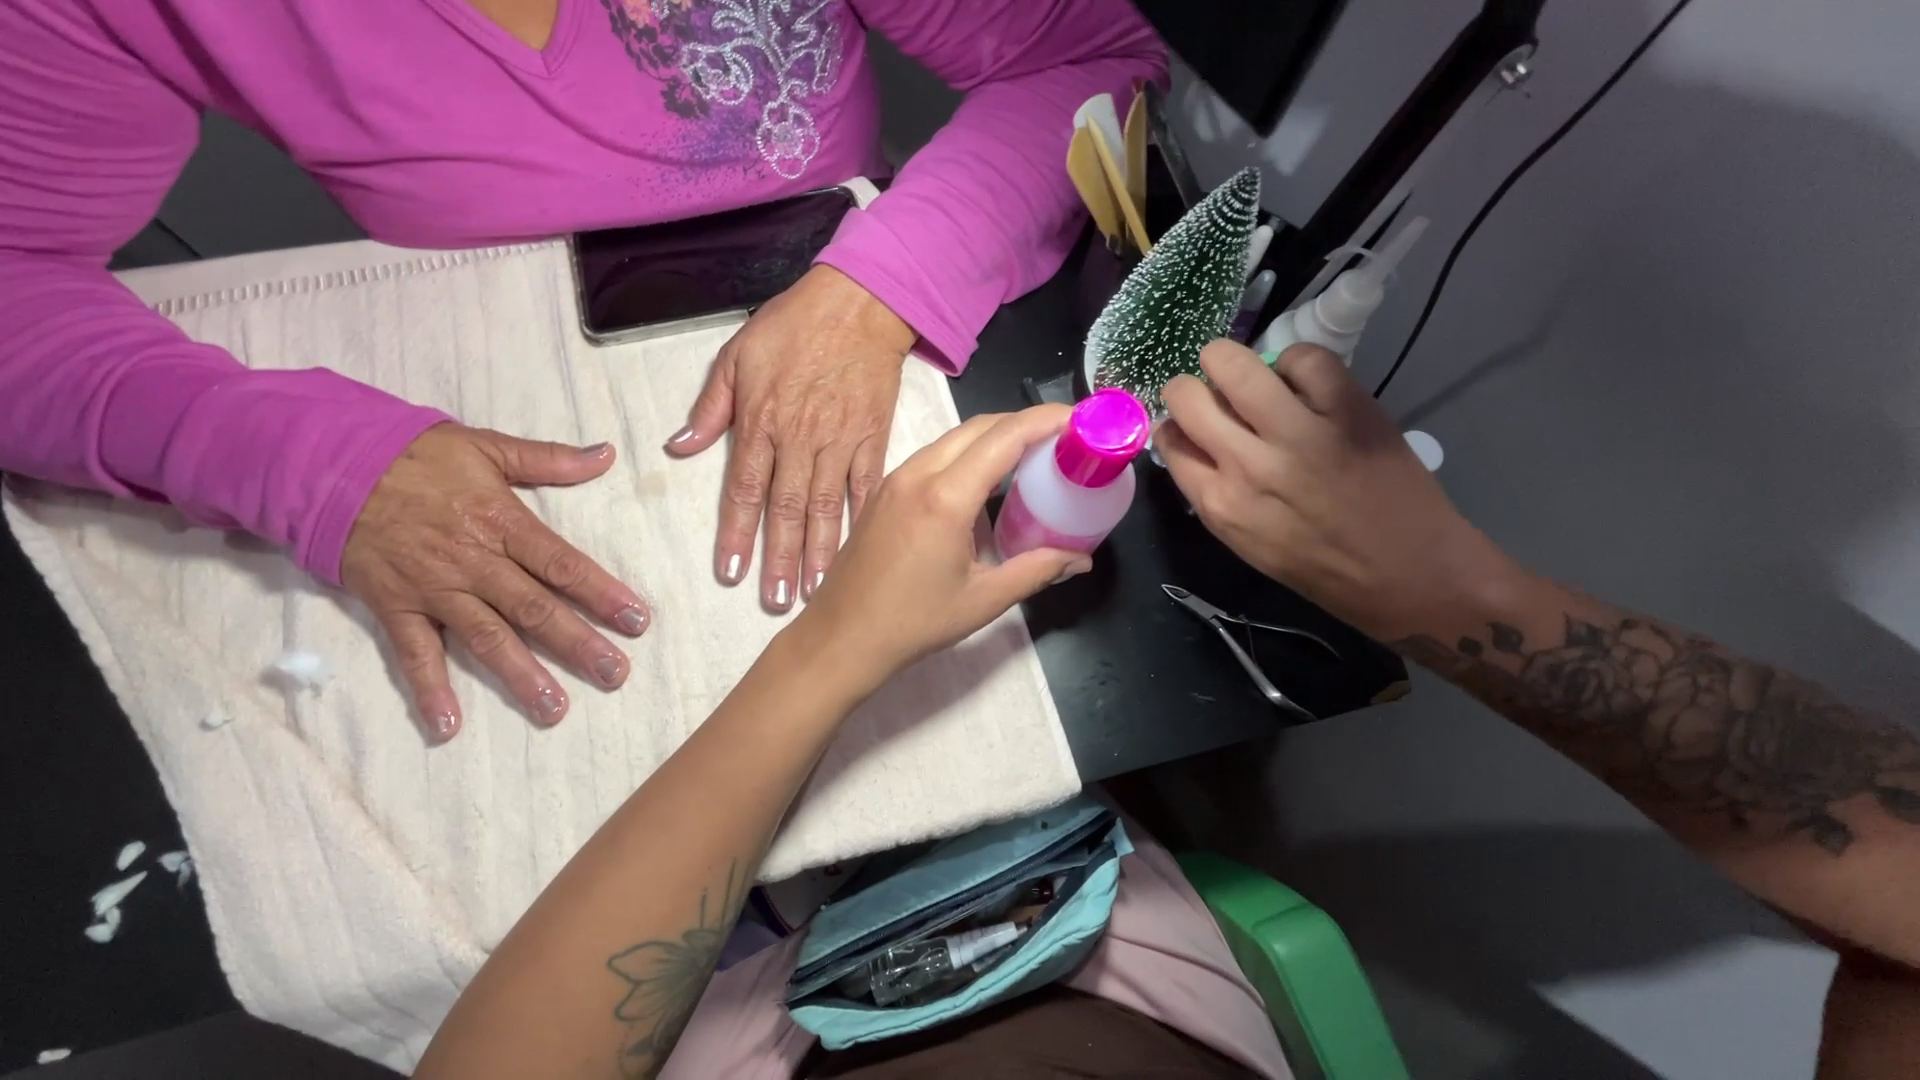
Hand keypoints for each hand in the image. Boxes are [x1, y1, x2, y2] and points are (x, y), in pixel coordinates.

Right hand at [341, 425, 650, 741]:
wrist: (326, 462)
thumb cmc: (416, 455)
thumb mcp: (488, 446)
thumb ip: (551, 458)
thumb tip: (607, 454)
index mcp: (503, 523)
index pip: (563, 565)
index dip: (603, 594)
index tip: (638, 621)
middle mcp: (474, 562)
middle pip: (535, 609)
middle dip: (578, 644)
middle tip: (615, 674)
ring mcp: (434, 589)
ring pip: (485, 638)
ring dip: (521, 675)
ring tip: (554, 708)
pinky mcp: (394, 606)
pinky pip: (414, 654)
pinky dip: (429, 690)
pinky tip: (448, 727)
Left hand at [667, 264, 916, 613]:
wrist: (858, 305)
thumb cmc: (793, 326)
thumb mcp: (737, 355)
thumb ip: (711, 406)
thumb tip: (679, 447)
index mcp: (760, 421)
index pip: (743, 488)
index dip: (737, 534)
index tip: (731, 573)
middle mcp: (798, 439)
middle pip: (785, 508)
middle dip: (780, 558)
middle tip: (777, 600)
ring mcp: (839, 441)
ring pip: (825, 505)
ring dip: (819, 550)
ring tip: (815, 589)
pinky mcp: (872, 438)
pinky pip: (865, 485)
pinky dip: (860, 519)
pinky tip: (858, 549)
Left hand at [790, 406, 1091, 689]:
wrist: (840, 638)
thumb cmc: (913, 623)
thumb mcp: (984, 599)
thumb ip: (1037, 570)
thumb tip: (1080, 558)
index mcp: (945, 497)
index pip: (1004, 437)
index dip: (1045, 420)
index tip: (1078, 418)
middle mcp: (917, 474)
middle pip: (979, 426)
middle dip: (1024, 423)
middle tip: (1061, 438)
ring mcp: (895, 480)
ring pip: (953, 439)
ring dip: (994, 438)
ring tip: (1031, 457)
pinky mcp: (883, 491)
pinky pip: (933, 457)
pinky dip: (967, 456)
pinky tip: (986, 483)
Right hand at [1158, 341, 1513, 641]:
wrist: (1409, 573)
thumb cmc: (1322, 568)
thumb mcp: (1246, 541)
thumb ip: (1213, 492)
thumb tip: (1195, 444)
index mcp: (1219, 504)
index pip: (1169, 440)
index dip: (1173, 425)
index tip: (1188, 425)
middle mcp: (1247, 464)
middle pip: (1187, 395)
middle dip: (1189, 387)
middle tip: (1213, 395)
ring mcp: (1298, 433)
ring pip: (1233, 365)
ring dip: (1228, 361)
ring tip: (1247, 375)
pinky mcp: (1346, 409)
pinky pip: (1303, 359)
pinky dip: (1294, 362)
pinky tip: (1300, 380)